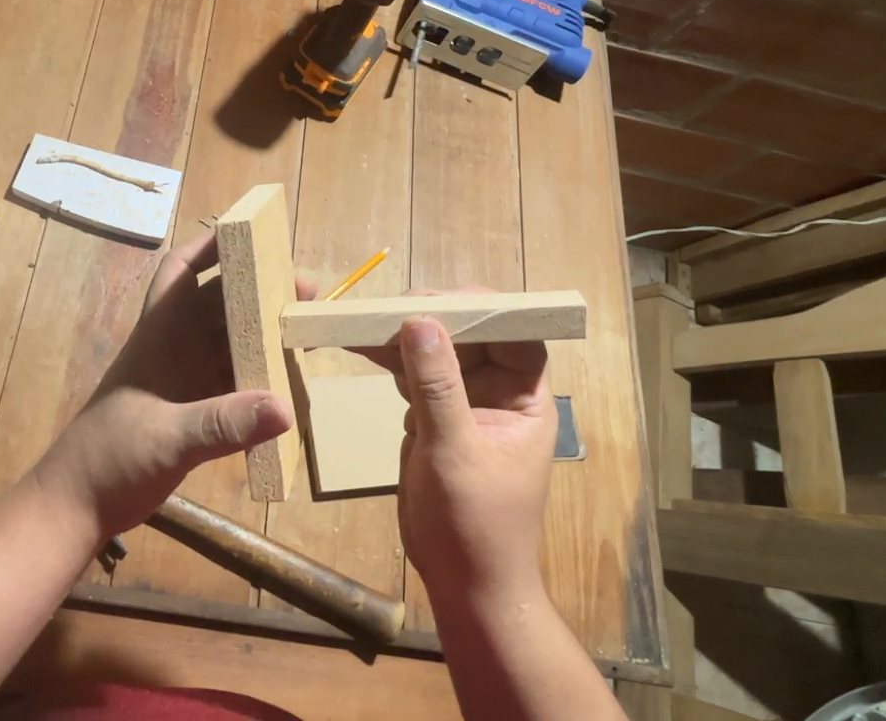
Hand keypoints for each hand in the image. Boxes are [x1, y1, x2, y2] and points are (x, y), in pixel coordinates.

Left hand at [29, 229, 311, 541]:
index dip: (211, 247)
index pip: (180, 273)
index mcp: (160, 336)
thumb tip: (285, 408)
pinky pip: (235, 382)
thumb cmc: (108, 459)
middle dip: (259, 293)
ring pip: (231, 343)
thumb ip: (222, 423)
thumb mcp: (167, 439)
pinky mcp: (194, 412)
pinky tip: (290, 385)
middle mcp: (175, 350)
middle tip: (306, 295)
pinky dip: (261, 379)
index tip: (253, 235)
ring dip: (265, 335)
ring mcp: (184, 381)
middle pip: (220, 305)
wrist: (76, 507)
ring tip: (307, 333)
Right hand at [363, 292, 554, 600]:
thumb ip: (437, 385)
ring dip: (401, 337)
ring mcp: (465, 404)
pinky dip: (389, 362)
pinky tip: (360, 346)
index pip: (515, 334)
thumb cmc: (475, 525)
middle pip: (470, 336)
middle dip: (430, 319)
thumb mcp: (454, 451)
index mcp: (525, 398)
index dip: (481, 311)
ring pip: (436, 353)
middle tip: (386, 308)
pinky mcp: (435, 419)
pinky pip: (414, 377)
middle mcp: (498, 393)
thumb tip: (420, 321)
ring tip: (362, 320)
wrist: (463, 584)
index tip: (434, 301)